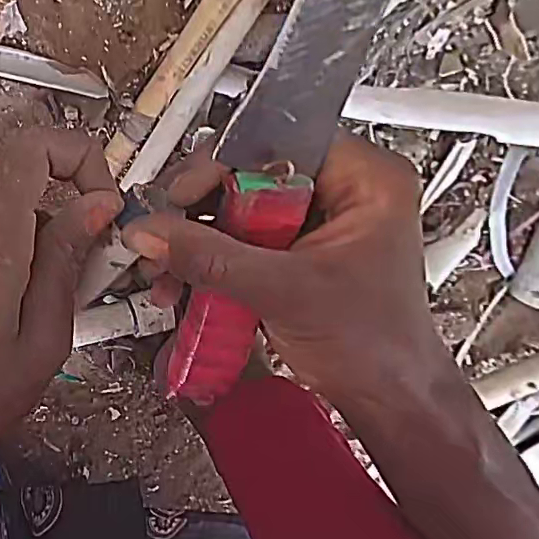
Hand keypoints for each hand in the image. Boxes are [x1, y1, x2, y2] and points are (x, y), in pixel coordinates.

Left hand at [0, 129, 121, 495]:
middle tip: (98, 239)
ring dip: (51, 215)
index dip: (80, 159)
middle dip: (72, 185)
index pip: (33, 147)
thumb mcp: (44, 338)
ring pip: (11, 188)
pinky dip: (27, 234)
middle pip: (22, 160)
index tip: (104, 203)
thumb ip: (69, 261)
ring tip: (74, 277)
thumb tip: (96, 208)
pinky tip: (42, 288)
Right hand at [121, 132, 451, 409]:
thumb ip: (213, 260)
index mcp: (362, 180)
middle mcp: (331, 192)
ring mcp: (303, 223)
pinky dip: (200, 259)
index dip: (218, 166)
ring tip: (166, 266)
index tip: (179, 196)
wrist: (383, 394)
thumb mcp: (286, 292)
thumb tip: (154, 231)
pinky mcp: (281, 251)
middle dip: (193, 211)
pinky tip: (180, 281)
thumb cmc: (375, 344)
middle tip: (164, 232)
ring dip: (189, 240)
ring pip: (228, 209)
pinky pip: (229, 239)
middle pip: (242, 176)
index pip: (274, 144)